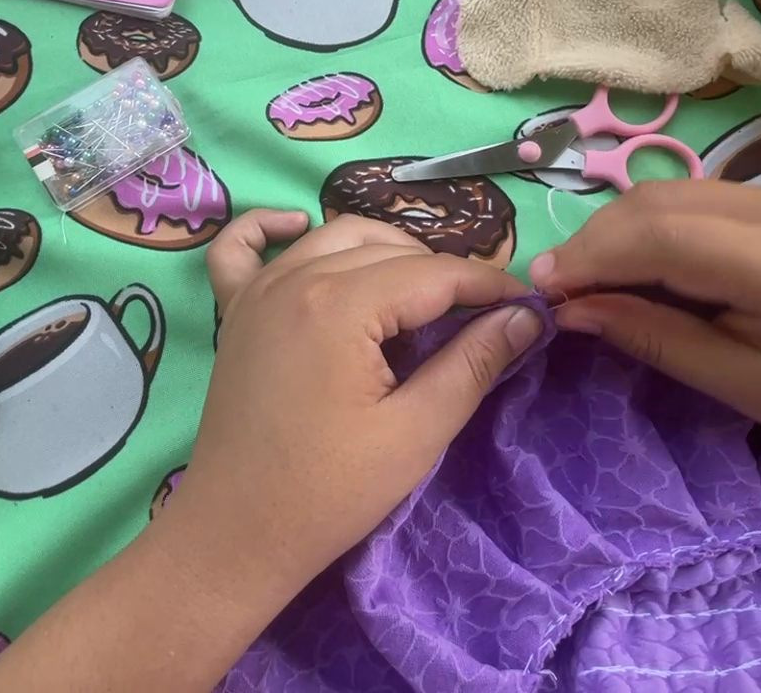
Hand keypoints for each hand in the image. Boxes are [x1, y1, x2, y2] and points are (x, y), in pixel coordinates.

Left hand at [153, 210, 540, 610]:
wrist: (237, 534)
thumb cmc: (330, 492)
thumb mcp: (417, 432)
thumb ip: (472, 363)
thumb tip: (524, 316)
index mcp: (341, 305)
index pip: (433, 273)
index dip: (487, 285)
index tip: (525, 304)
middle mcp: (296, 278)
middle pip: (389, 249)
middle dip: (443, 273)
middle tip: (478, 315)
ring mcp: (258, 289)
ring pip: (335, 236)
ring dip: (385, 251)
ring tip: (419, 292)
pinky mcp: (234, 308)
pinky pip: (242, 246)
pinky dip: (271, 228)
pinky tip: (298, 227)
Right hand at [529, 181, 760, 469]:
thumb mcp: (739, 384)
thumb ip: (651, 334)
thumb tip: (570, 309)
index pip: (665, 237)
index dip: (592, 256)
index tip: (542, 286)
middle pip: (660, 202)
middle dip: (595, 240)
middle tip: (556, 286)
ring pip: (671, 192)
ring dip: (618, 231)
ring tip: (587, 276)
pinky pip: (696, 199)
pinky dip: (652, 227)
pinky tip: (636, 261)